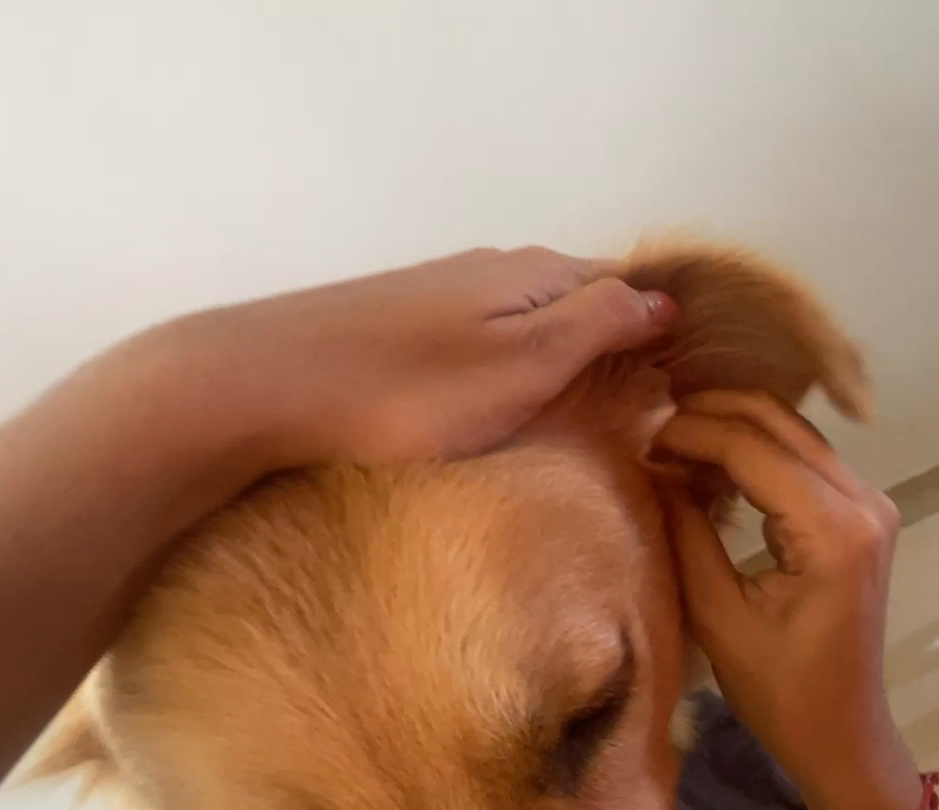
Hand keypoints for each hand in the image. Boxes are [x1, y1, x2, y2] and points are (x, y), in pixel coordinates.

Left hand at [132, 246, 677, 466]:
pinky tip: (505, 399)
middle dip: (614, 345)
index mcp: (537, 274)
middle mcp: (497, 268)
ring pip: (533, 319)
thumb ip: (601, 324)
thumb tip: (666, 300)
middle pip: (580, 300)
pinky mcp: (409, 320)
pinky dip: (516, 363)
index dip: (655, 331)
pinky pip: (491, 335)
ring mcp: (448, 291)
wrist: (265, 385)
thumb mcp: (528, 361)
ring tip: (578, 413)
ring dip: (565, 356)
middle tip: (633, 410)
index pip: (625, 287)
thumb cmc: (412, 387)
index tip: (673, 388)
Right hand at [655, 391, 922, 809]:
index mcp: (835, 531)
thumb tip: (656, 468)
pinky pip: (805, 460)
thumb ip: (686, 531)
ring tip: (676, 450)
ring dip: (734, 430)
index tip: (642, 444)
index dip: (691, 434)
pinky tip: (715, 469)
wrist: (844, 732)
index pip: (752, 448)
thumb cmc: (781, 692)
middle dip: (711, 416)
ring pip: (794, 433)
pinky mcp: (864, 513)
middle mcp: (864, 501)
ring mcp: (871, 503)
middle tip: (655, 435)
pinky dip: (758, 454)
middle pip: (780, 422)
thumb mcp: (718, 615)